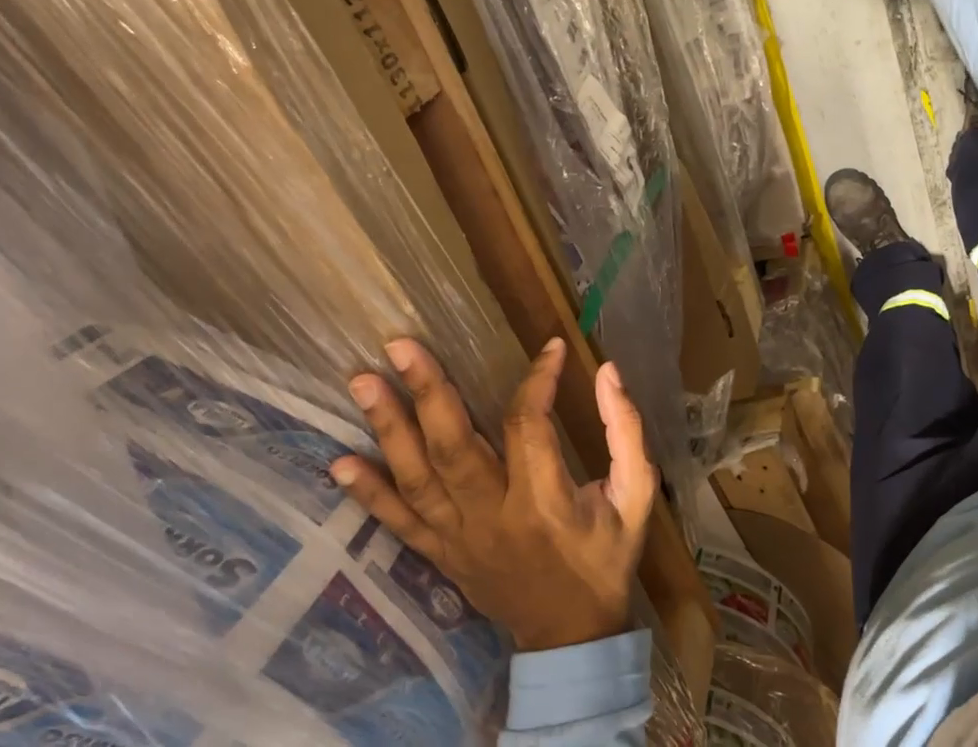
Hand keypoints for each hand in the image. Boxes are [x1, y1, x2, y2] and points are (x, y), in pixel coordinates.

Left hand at [331, 338, 656, 651]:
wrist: (572, 633)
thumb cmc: (608, 558)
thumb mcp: (637, 495)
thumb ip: (627, 433)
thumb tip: (608, 372)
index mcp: (543, 501)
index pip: (526, 425)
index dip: (536, 380)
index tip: (551, 347)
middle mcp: (491, 517)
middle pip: (452, 447)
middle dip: (426, 392)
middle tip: (400, 345)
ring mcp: (458, 539)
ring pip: (416, 478)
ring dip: (388, 429)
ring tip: (362, 382)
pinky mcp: (440, 554)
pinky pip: (398, 523)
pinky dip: (368, 494)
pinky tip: (340, 464)